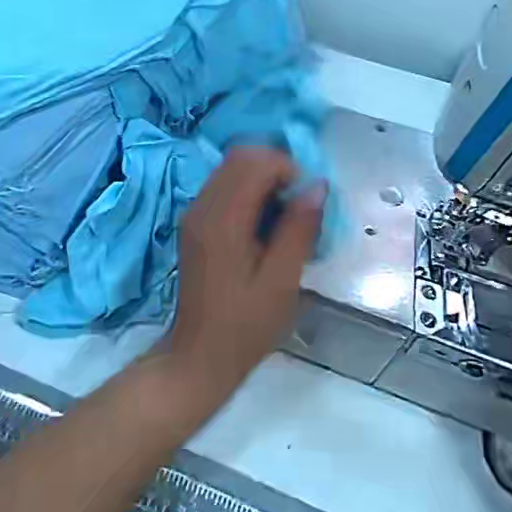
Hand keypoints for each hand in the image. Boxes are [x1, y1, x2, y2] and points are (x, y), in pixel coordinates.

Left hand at [160, 146, 323, 404]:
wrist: (198, 355)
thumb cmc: (245, 324)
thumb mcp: (282, 281)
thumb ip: (299, 229)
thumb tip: (317, 186)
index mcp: (223, 220)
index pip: (255, 162)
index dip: (287, 168)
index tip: (306, 201)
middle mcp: (203, 206)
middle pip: (240, 156)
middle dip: (275, 167)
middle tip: (298, 203)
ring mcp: (194, 212)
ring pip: (230, 167)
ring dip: (262, 177)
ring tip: (283, 214)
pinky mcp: (194, 222)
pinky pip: (223, 185)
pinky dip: (247, 188)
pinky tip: (263, 222)